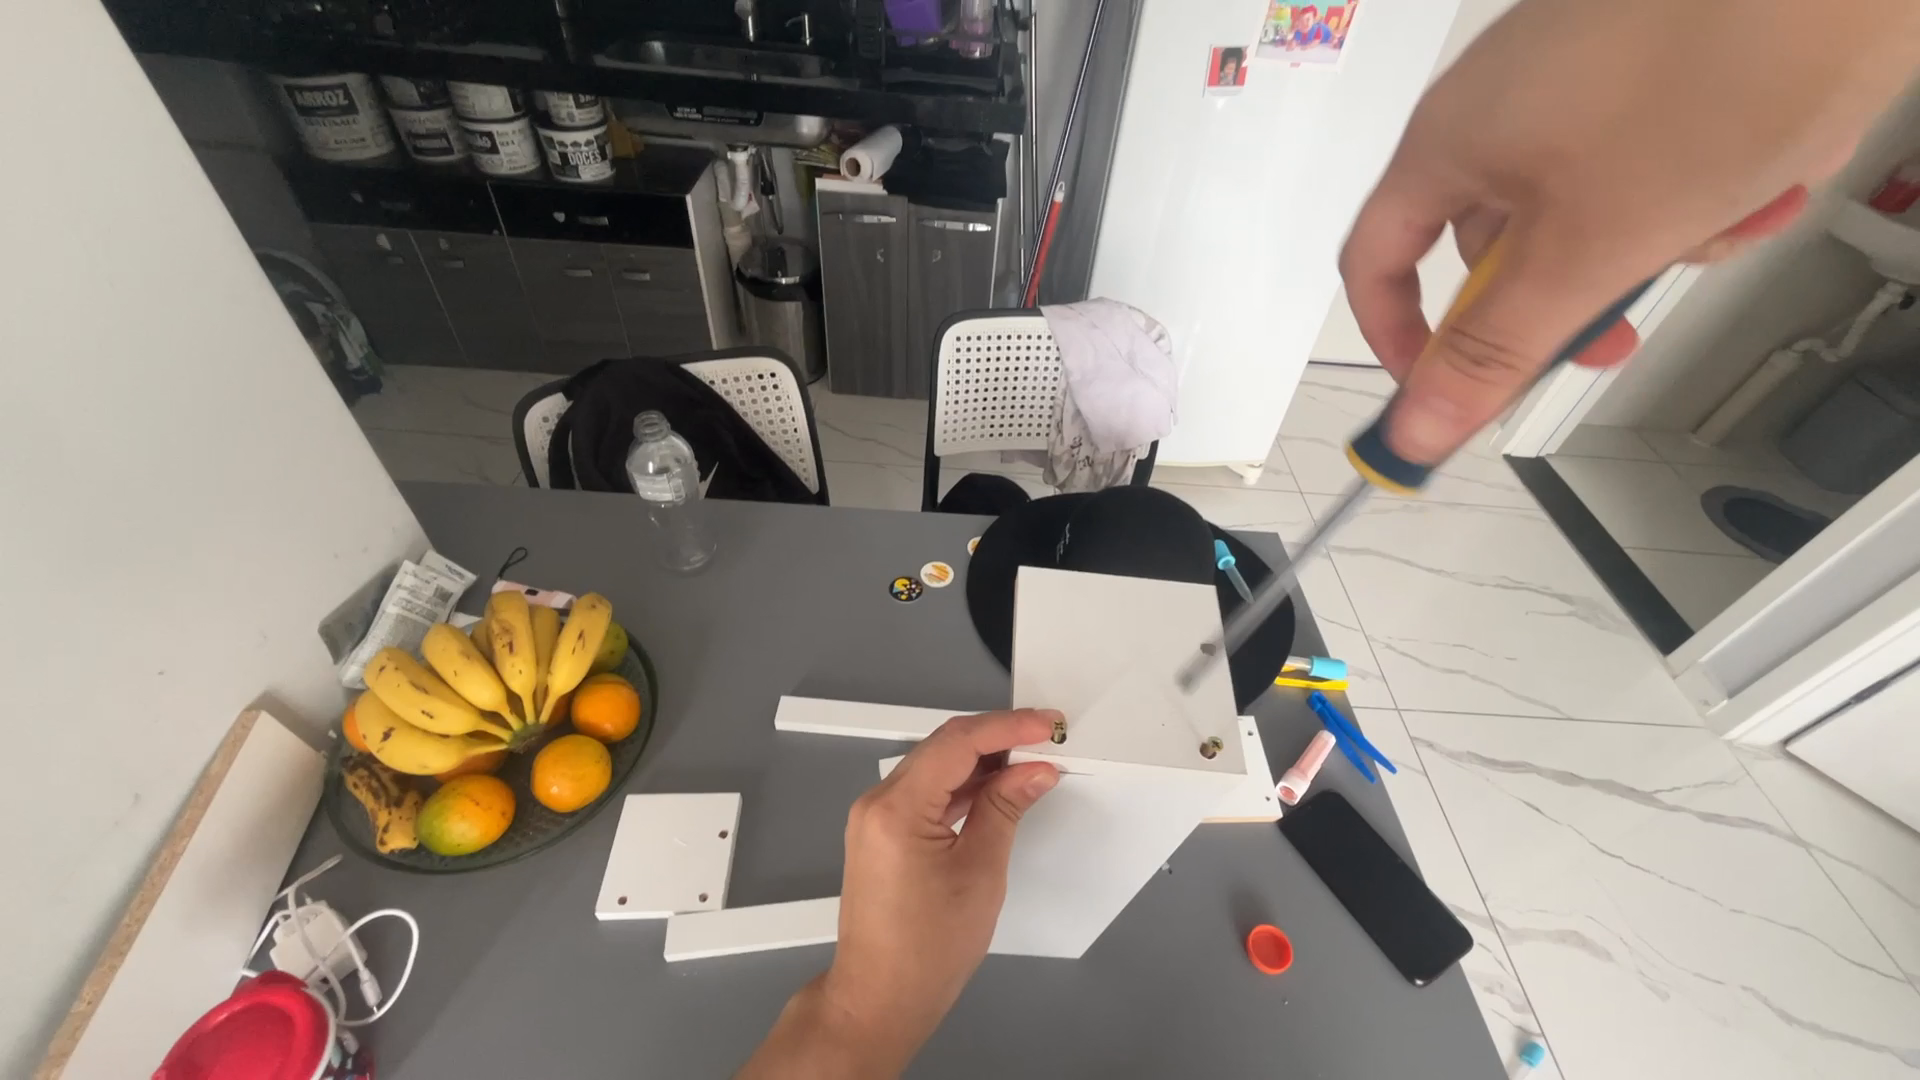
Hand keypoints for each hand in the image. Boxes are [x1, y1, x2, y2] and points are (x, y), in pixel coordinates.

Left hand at [737, 709, 1059, 1078]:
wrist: (878, 1000)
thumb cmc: (930, 949)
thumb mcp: (980, 874)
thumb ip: (1006, 809)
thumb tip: (1036, 770)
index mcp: (897, 808)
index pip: (957, 743)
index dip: (1007, 727)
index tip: (1048, 725)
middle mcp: (878, 800)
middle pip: (943, 747)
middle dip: (997, 737)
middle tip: (1046, 736)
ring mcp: (876, 815)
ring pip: (936, 766)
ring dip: (982, 760)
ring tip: (1030, 758)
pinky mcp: (883, 830)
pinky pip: (927, 791)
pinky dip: (963, 785)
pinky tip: (997, 786)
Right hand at [1340, 0, 1919, 464]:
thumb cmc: (1709, 80)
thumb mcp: (1587, 247)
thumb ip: (1492, 351)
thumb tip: (1413, 436)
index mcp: (1444, 148)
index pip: (1374, 265)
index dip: (1397, 337)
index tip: (1446, 391)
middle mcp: (1491, 109)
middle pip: (1486, 242)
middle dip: (1549, 301)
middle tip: (1611, 341)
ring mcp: (1572, 75)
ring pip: (1572, 202)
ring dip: (1639, 241)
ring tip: (1731, 224)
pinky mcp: (1649, 52)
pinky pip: (1634, 152)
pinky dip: (1685, 184)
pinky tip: (1765, 175)